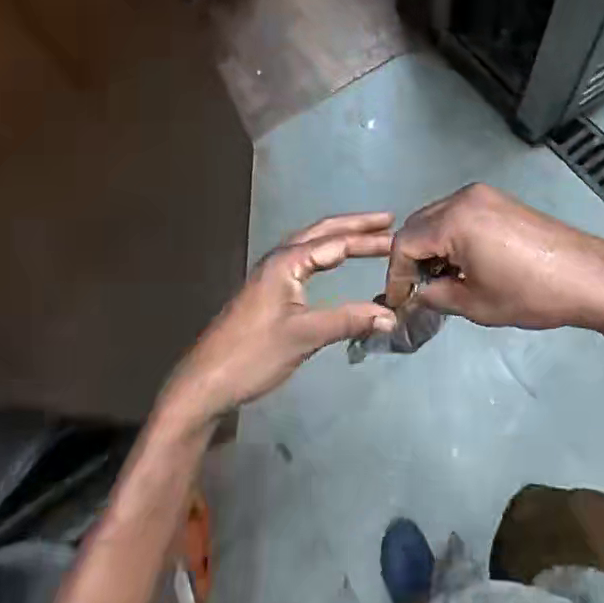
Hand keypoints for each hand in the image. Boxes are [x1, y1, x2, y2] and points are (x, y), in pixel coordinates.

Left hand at [160, 212, 398, 425]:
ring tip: (368, 233)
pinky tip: (335, 261)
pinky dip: (327, 252)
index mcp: (286, 262)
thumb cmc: (253, 355)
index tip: (398, 237)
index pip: (336, 243)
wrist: (204, 383)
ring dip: (340, 235)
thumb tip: (391, 315)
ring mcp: (270, 274)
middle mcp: (278, 259)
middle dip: (355, 225)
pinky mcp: (268, 290)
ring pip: (311, 243)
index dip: (369, 240)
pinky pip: (305, 258)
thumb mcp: (304, 337)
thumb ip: (348, 321)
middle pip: (322, 232)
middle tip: (387, 219)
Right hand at [385, 185, 603, 347]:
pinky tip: (462, 263)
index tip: (400, 302)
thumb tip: (417, 294)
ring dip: (431, 246)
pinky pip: (460, 214)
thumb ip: (435, 295)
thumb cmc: (530, 293)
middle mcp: (465, 198)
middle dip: (411, 258)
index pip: (405, 243)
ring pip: (438, 217)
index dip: (397, 276)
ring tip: (440, 280)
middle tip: (417, 292)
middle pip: (418, 224)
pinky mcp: (500, 200)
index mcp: (455, 220)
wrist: (588, 276)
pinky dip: (451, 236)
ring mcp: (485, 195)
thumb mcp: (475, 303)